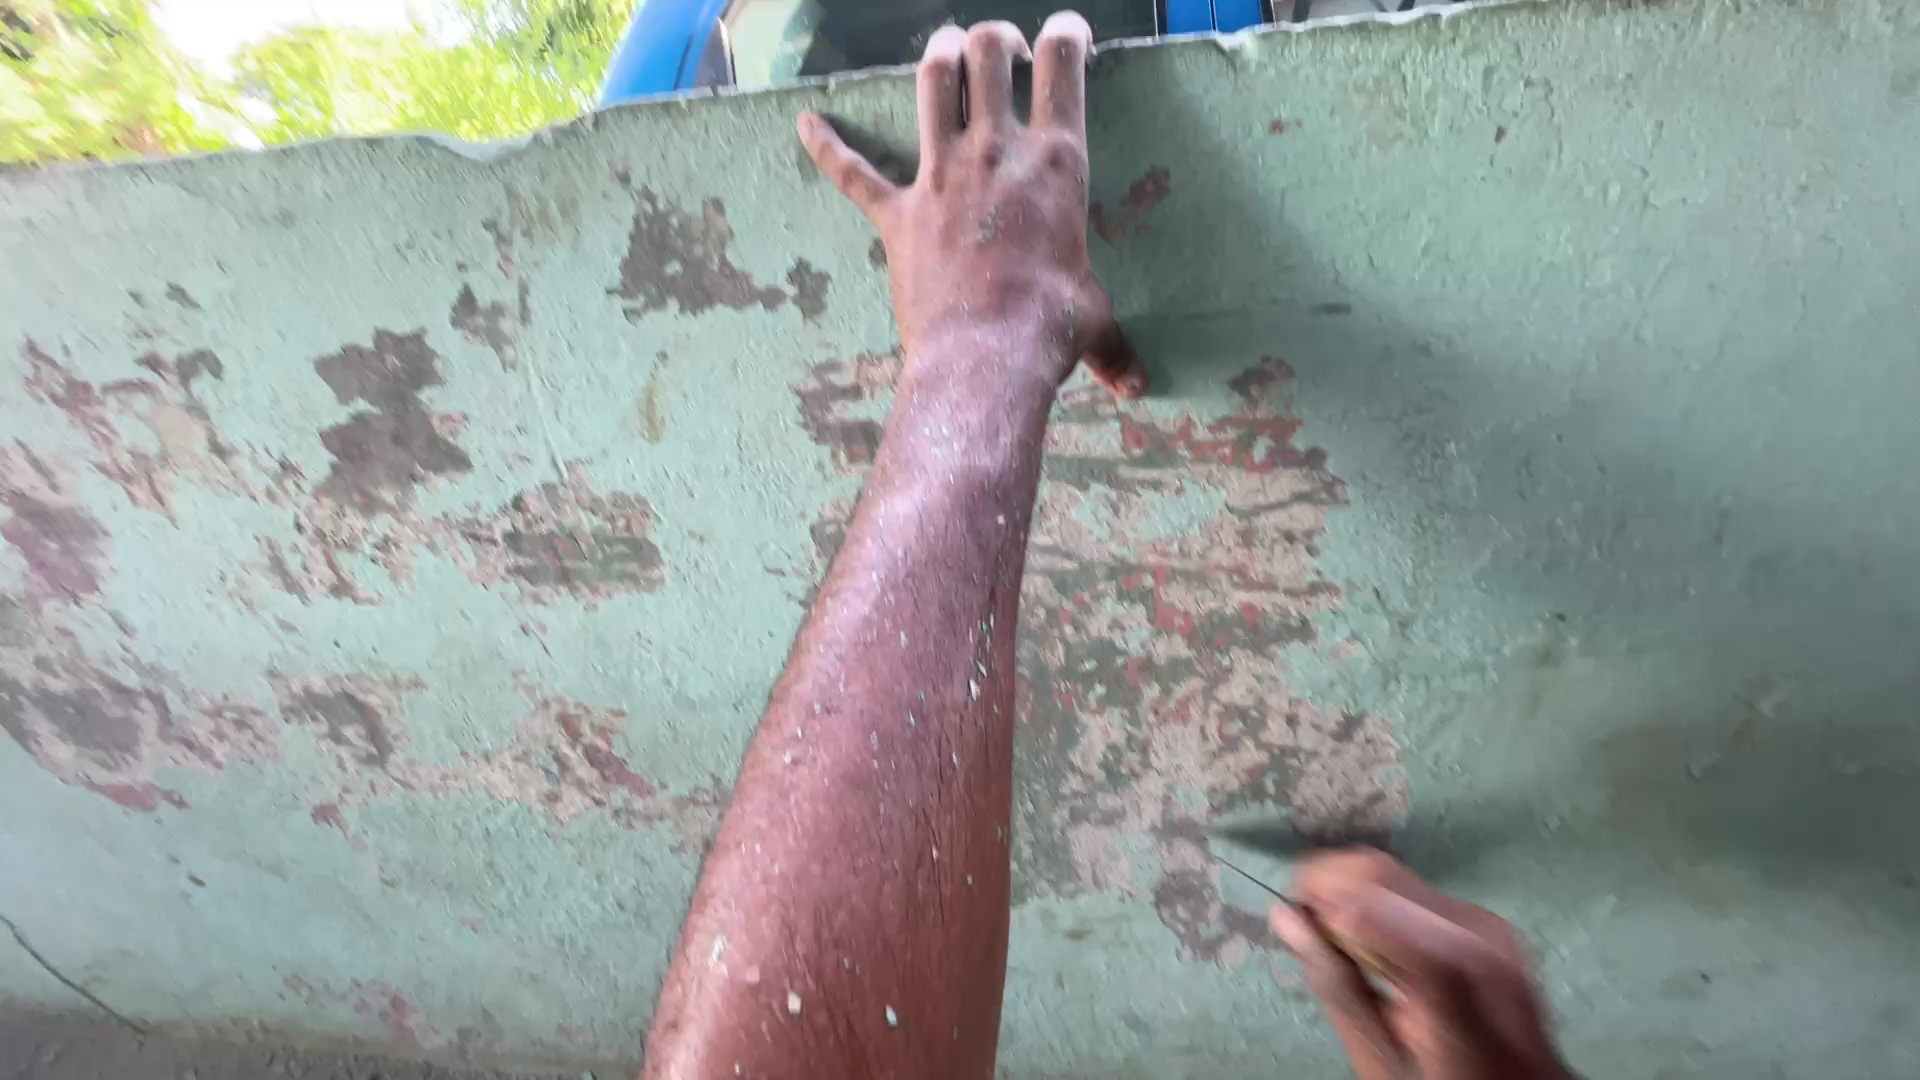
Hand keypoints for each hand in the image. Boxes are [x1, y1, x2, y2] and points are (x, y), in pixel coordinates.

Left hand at [797, 13, 1147, 397]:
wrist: (983, 360)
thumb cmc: (1048, 332)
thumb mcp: (1094, 323)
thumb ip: (1116, 345)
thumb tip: (1138, 387)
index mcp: (1057, 162)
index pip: (1064, 63)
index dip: (1066, 35)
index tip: (1065, 39)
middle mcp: (997, 151)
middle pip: (987, 52)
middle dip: (994, 40)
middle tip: (999, 55)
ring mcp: (941, 177)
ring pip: (932, 82)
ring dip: (938, 58)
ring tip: (944, 57)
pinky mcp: (898, 215)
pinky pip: (853, 173)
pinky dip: (829, 147)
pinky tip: (808, 126)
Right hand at [1272, 849, 1575, 1079]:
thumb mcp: (1381, 1060)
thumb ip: (1335, 985)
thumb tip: (1284, 915)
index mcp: (1458, 983)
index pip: (1374, 909)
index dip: (1326, 902)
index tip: (1294, 917)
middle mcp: (1477, 935)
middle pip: (1377, 874)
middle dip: (1327, 886)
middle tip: (1305, 924)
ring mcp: (1484, 922)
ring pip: (1386, 870)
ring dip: (1347, 890)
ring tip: (1338, 937)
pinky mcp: (1481, 918)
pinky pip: (1406, 884)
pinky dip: (1373, 899)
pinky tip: (1371, 938)